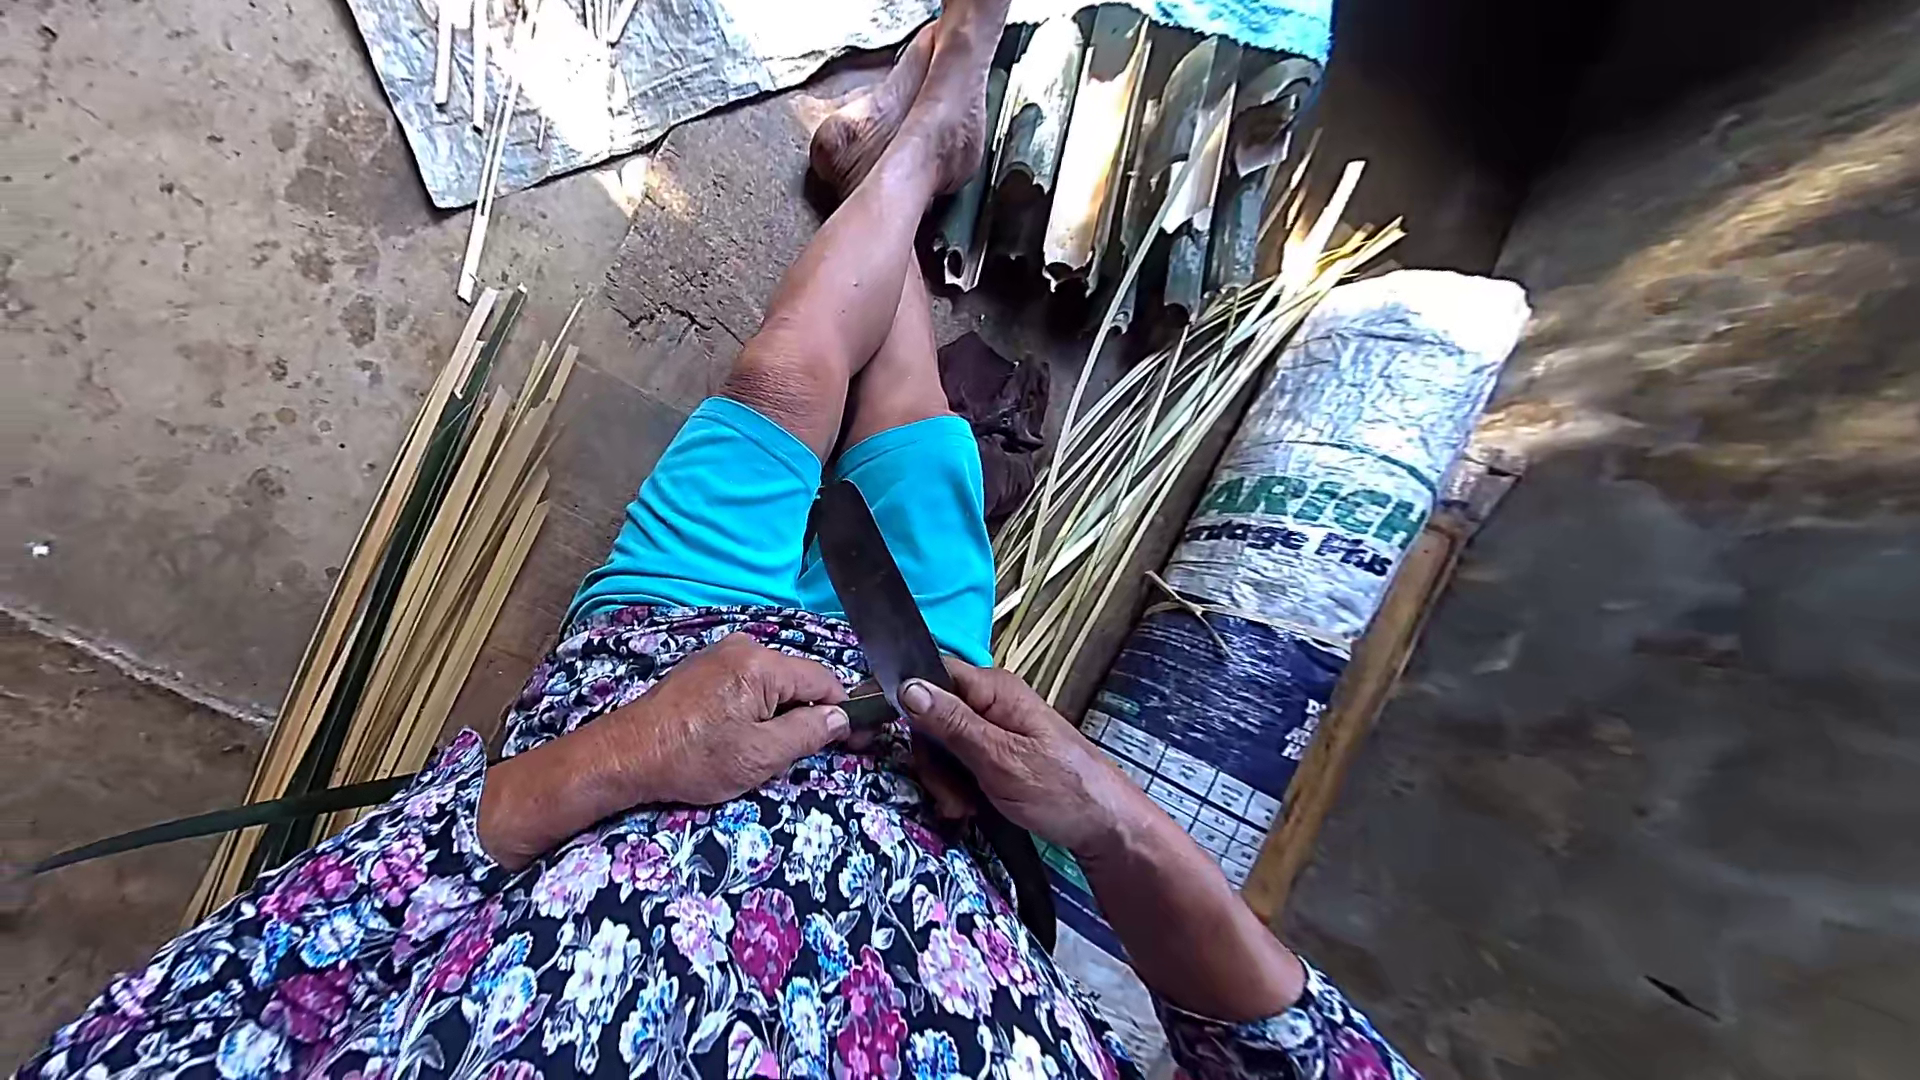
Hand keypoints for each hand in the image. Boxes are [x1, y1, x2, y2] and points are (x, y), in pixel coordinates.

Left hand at [604, 634, 851, 804]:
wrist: (622, 757)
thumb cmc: (691, 759)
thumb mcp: (760, 755)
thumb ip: (809, 733)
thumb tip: (842, 718)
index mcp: (762, 664)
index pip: (824, 681)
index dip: (844, 711)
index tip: (855, 738)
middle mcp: (745, 647)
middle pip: (799, 681)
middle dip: (809, 715)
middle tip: (804, 753)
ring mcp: (723, 653)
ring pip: (776, 684)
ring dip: (782, 714)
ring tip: (765, 748)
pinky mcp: (706, 667)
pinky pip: (751, 683)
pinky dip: (759, 707)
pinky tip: (741, 734)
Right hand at [903, 659, 1306, 1019]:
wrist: (1106, 829)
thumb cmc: (1059, 789)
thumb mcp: (999, 759)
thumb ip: (952, 723)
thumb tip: (907, 685)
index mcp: (994, 688)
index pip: (934, 672)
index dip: (908, 697)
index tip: (891, 733)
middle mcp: (992, 701)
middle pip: (934, 714)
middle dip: (933, 758)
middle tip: (949, 794)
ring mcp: (995, 729)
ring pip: (945, 744)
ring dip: (945, 780)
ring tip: (965, 808)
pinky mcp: (998, 754)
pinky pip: (962, 762)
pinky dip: (959, 787)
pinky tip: (971, 809)